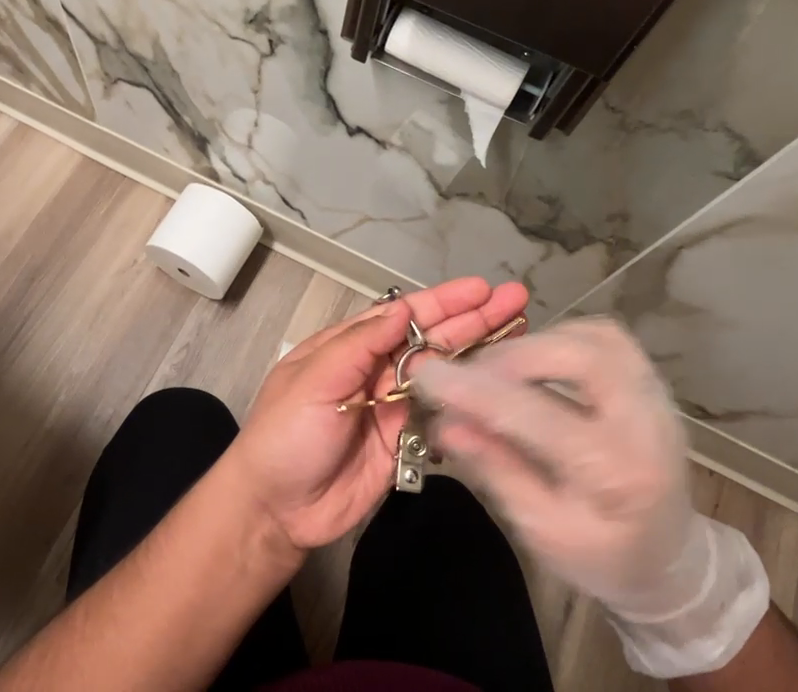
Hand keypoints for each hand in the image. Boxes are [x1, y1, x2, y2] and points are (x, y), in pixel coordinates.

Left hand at [217, 277, 528, 551]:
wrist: (276, 509)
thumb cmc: (285, 436)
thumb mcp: (313, 381)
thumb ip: (359, 345)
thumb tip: (403, 309)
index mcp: (349, 348)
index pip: (404, 316)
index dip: (444, 302)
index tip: (481, 288)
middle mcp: (376, 371)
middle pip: (432, 340)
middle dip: (473, 320)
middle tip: (517, 300)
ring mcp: (394, 407)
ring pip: (444, 375)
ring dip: (480, 354)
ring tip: (521, 332)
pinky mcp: (407, 443)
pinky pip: (443, 417)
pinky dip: (470, 402)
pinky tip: (500, 389)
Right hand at [412, 318, 770, 678]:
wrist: (669, 556)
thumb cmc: (601, 554)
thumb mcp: (542, 530)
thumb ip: (497, 471)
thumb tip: (444, 423)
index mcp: (617, 473)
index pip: (538, 416)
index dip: (475, 392)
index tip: (425, 375)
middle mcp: (647, 422)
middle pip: (580, 355)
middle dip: (512, 356)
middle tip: (468, 373)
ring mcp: (656, 394)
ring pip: (592, 336)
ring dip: (535, 344)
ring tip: (497, 370)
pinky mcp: (650, 378)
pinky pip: (602, 335)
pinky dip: (560, 338)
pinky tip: (533, 364)